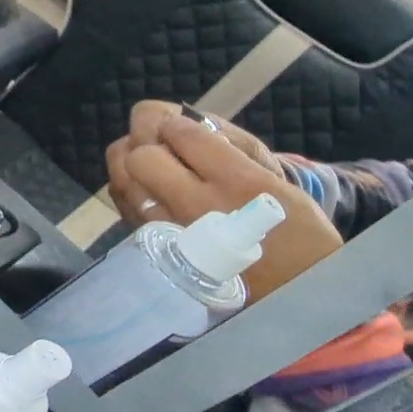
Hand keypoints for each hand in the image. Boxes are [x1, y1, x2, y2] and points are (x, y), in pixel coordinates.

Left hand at [107, 114, 340, 299]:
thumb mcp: (279, 183)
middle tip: (164, 140)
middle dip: (147, 139)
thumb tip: (186, 123)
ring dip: (132, 159)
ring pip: (121, 175)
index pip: (185, 136)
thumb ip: (230, 151)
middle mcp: (193, 203)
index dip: (178, 123)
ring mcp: (162, 223)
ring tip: (155, 160)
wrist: (288, 288)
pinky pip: (121, 198)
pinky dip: (129, 182)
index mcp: (239, 184)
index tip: (184, 126)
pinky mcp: (144, 238)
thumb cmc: (290, 229)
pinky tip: (148, 182)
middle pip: (140, 155)